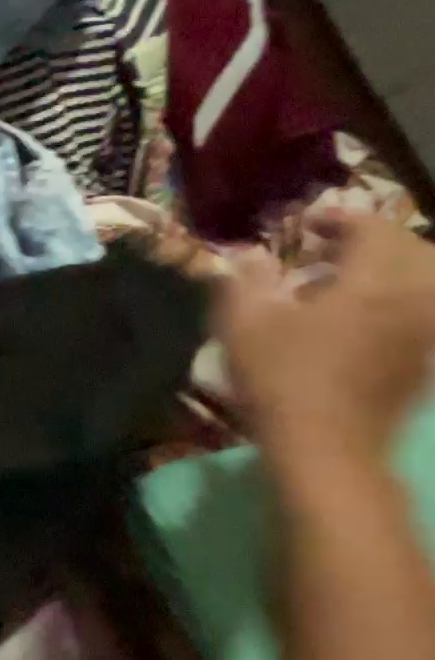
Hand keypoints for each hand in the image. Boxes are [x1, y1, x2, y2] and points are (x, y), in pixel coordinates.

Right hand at [220, 211, 434, 475]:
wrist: (326, 441)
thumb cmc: (279, 375)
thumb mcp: (243, 321)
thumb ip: (247, 279)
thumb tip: (252, 254)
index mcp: (372, 284)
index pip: (376, 230)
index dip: (343, 218)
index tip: (306, 223)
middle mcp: (414, 300)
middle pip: (414, 252)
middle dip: (373, 241)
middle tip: (326, 246)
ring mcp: (427, 332)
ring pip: (424, 282)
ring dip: (388, 271)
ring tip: (341, 280)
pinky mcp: (425, 358)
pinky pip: (422, 312)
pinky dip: (397, 300)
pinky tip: (357, 315)